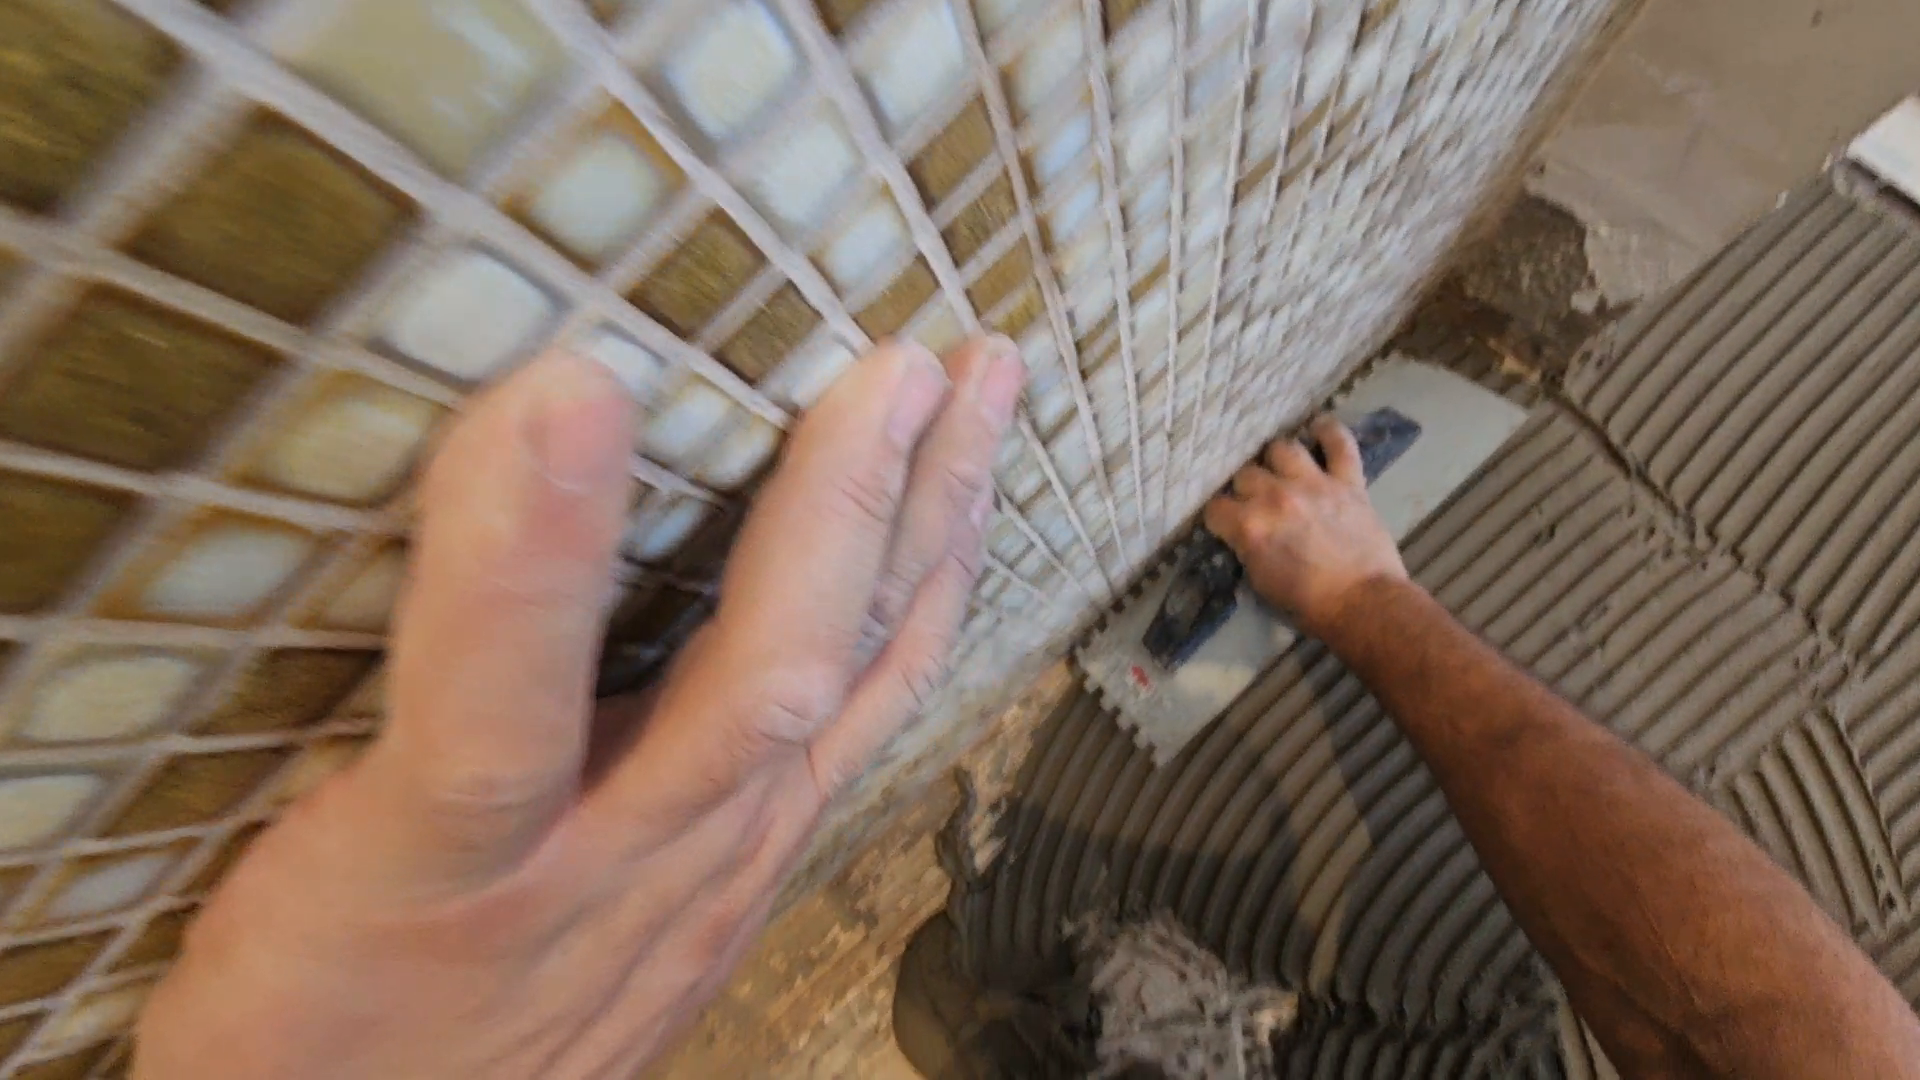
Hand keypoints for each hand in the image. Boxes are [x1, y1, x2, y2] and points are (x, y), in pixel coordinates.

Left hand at [133, 337, 1024, 1078]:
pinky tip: (569, 410)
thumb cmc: (487, 1019)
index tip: (986, 441)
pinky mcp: (444, 864)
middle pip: (858, 642)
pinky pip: (506, 700)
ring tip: (887, 381)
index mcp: (757, 819)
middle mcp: (720, 824)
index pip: (889, 665)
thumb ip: (689, 764)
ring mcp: (604, 851)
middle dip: (935, 496)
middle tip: (975, 366)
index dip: (955, 548)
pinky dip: (543, 556)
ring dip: (840, 507)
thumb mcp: (637, 901)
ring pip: (766, 667)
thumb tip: (726, 640)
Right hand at [1203, 415, 1408, 636]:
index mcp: (1249, 526)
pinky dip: (1329, 433)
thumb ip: (1246, 548)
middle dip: (1245, 489)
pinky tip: (1319, 428)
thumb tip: (1242, 534)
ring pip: (1282, 449)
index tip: (1224, 525)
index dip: (1218, 517)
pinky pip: (1340, 444)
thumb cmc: (1306, 603)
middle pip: (1244, 474)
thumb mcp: (1258, 581)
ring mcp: (1313, 484)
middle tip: (1254, 502)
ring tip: (1279, 469)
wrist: (1363, 605)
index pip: (1215, 507)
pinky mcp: (1348, 482)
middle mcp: (1275, 497)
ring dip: (1276, 460)